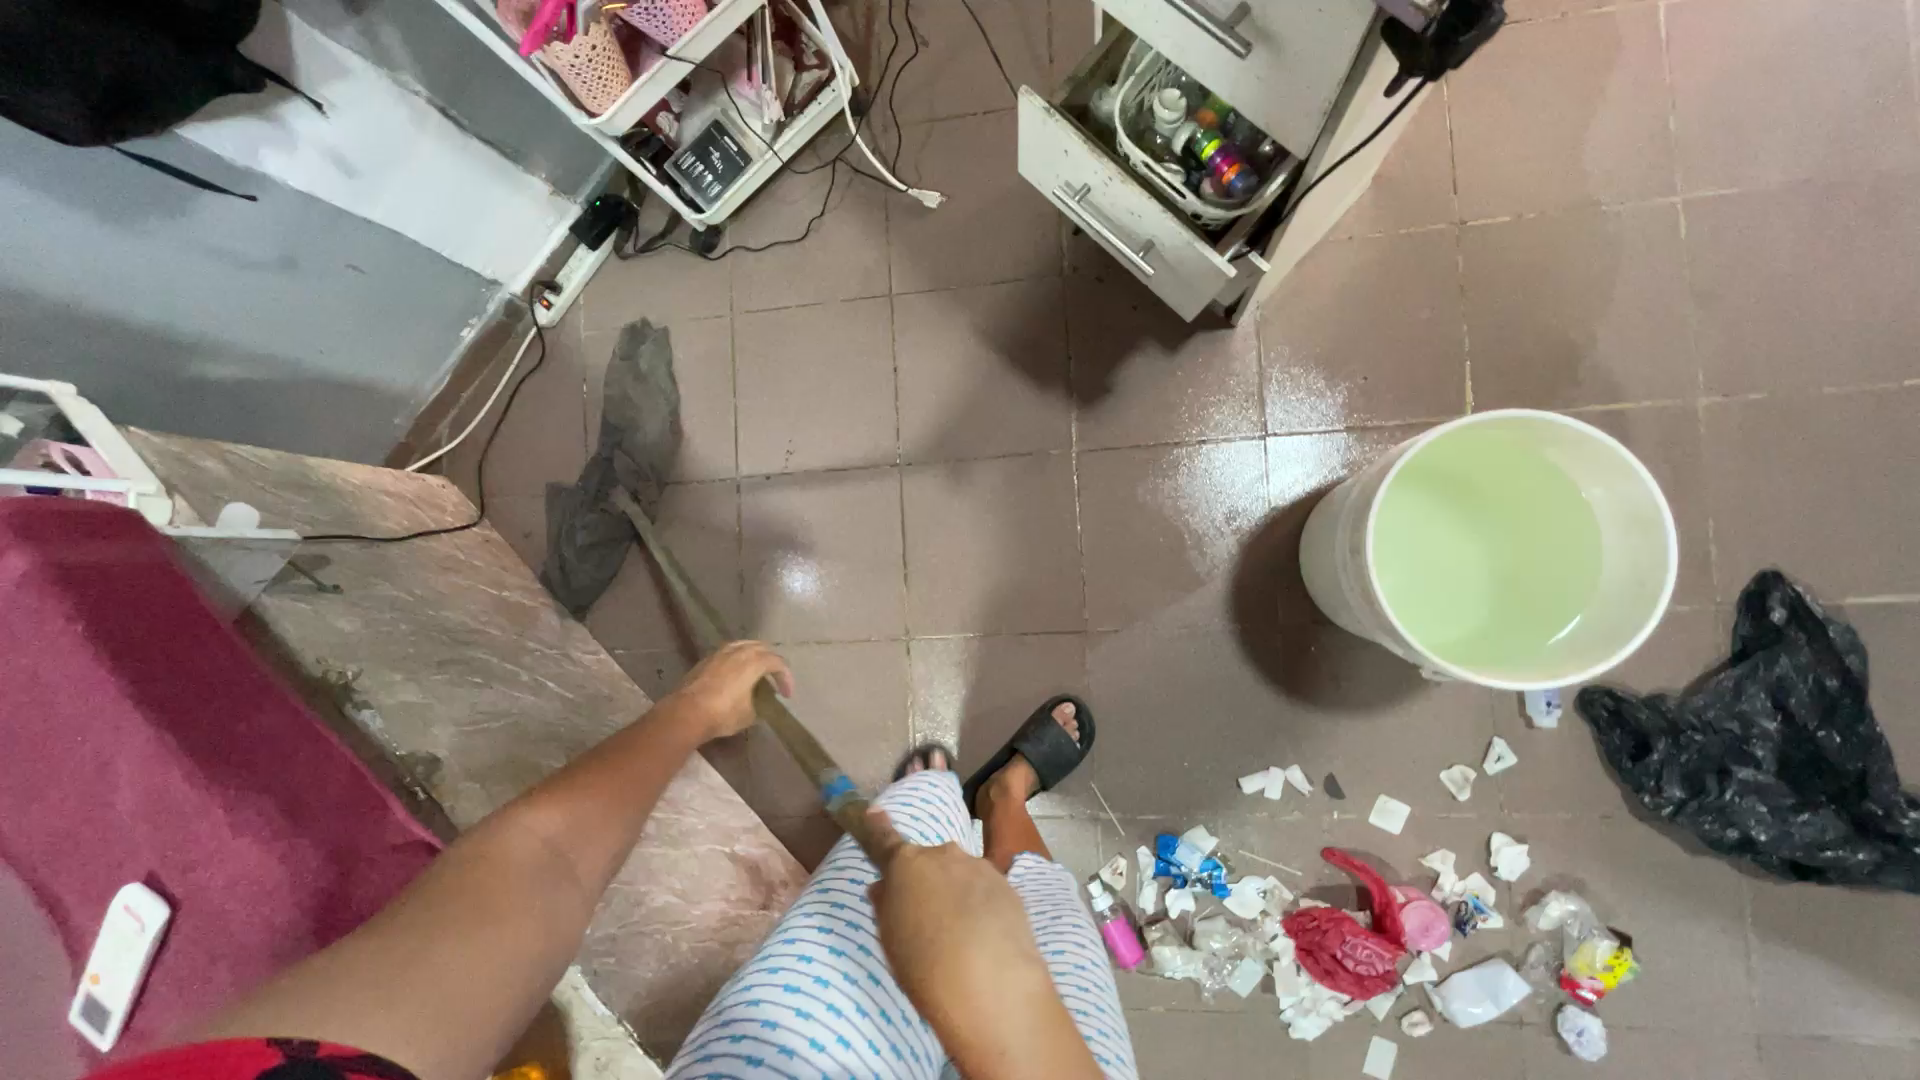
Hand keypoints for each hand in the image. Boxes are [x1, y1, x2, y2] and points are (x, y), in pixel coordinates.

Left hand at [663, 640, 793, 741]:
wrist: (686, 713)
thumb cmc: (723, 713)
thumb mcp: (750, 714)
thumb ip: (760, 704)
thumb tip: (759, 704)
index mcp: (755, 661)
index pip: (778, 663)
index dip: (786, 678)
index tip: (787, 695)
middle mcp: (739, 651)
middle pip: (762, 648)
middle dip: (772, 662)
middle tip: (775, 678)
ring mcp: (720, 652)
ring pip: (744, 646)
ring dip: (754, 656)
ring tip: (756, 671)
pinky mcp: (706, 659)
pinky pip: (729, 652)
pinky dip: (738, 659)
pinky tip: (736, 673)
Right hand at [865, 812, 1101, 1079]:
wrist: (991, 983)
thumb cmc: (925, 967)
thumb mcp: (892, 939)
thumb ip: (887, 905)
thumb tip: (884, 886)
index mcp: (907, 865)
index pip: (886, 840)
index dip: (878, 826)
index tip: (874, 809)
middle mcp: (944, 855)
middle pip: (931, 863)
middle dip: (929, 883)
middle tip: (930, 920)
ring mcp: (979, 867)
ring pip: (962, 876)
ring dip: (958, 894)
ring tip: (963, 937)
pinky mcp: (1008, 885)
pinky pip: (987, 891)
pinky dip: (983, 907)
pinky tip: (986, 938)